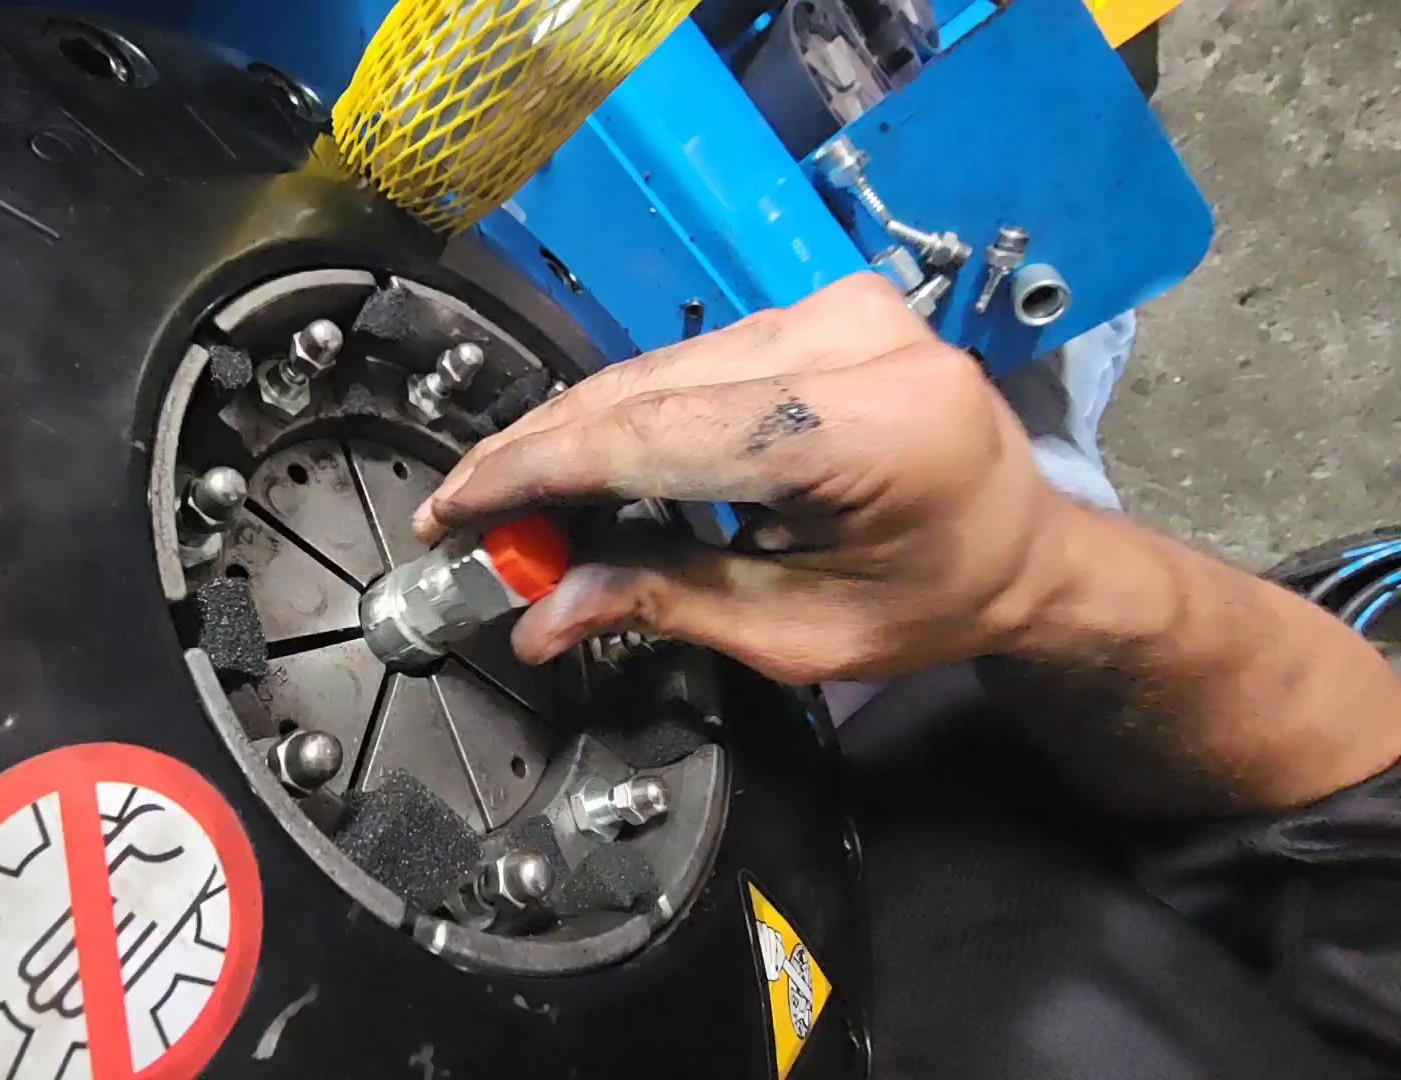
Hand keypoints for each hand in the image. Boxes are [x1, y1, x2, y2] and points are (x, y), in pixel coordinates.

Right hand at [412, 273, 1071, 683]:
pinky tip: (565, 458)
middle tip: (457, 510)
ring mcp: (828, 310)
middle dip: (531, 457)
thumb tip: (539, 619)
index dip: (539, 471)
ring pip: (643, 373)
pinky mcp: (806, 311)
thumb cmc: (930, 603)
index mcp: (873, 429)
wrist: (1024, 546)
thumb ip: (660, 605)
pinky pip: (673, 367)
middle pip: (638, 393)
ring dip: (560, 437)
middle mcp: (850, 338)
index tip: (455, 507)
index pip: (658, 433)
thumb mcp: (796, 632)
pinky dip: (610, 418)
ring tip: (497, 495)